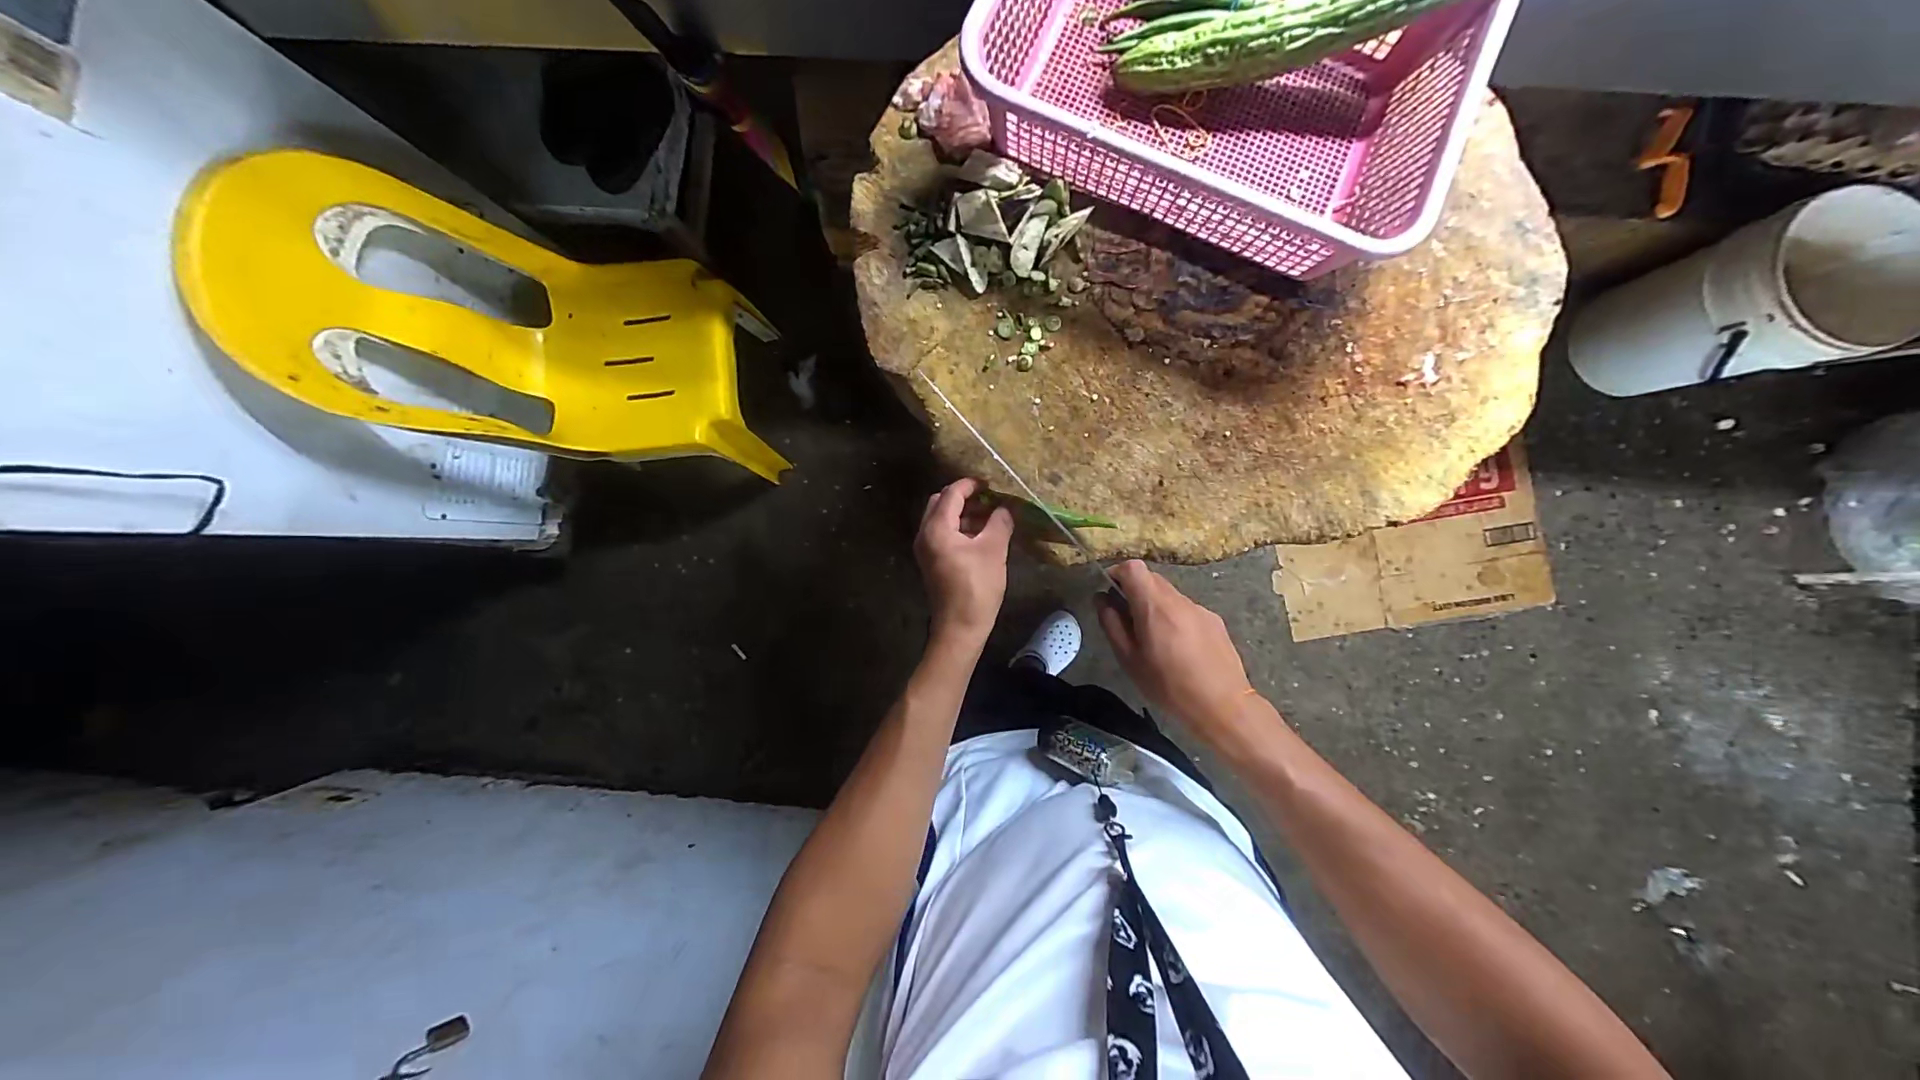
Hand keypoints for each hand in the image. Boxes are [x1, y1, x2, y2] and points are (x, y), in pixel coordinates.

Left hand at [914, 478, 1012, 644]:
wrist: (960, 626)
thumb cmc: (976, 587)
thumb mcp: (993, 550)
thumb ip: (999, 523)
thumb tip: (1005, 509)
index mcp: (936, 528)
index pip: (951, 494)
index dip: (970, 485)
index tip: (990, 484)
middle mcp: (925, 535)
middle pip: (940, 503)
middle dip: (964, 498)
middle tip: (988, 499)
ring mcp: (926, 550)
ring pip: (941, 520)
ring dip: (963, 514)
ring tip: (989, 517)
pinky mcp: (932, 562)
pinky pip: (942, 535)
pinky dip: (959, 529)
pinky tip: (980, 536)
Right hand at [1098, 560, 1261, 745]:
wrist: (1222, 704)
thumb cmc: (1168, 686)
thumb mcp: (1129, 659)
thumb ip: (1112, 624)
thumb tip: (1101, 599)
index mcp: (1154, 606)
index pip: (1133, 568)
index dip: (1117, 573)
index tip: (1110, 593)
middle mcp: (1178, 600)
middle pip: (1151, 578)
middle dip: (1135, 591)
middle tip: (1127, 620)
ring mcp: (1200, 609)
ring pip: (1169, 595)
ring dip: (1155, 606)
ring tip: (1154, 639)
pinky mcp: (1214, 621)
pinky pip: (1186, 610)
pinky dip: (1175, 618)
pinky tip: (1179, 649)